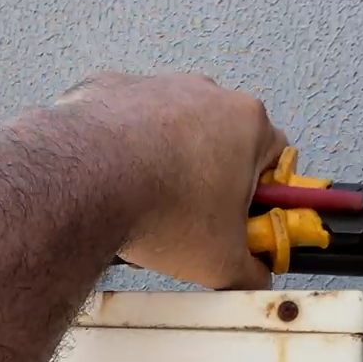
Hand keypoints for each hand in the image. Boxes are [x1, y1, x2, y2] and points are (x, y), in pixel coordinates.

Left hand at [55, 72, 288, 289]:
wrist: (87, 183)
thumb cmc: (163, 210)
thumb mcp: (222, 262)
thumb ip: (251, 271)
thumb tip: (256, 276)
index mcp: (247, 124)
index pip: (275, 157)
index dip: (261, 195)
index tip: (244, 221)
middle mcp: (206, 92)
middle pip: (221, 140)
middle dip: (211, 180)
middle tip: (194, 221)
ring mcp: (156, 85)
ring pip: (172, 130)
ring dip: (167, 164)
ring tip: (148, 207)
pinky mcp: (111, 89)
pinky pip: (125, 123)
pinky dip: (123, 151)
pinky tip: (114, 186)